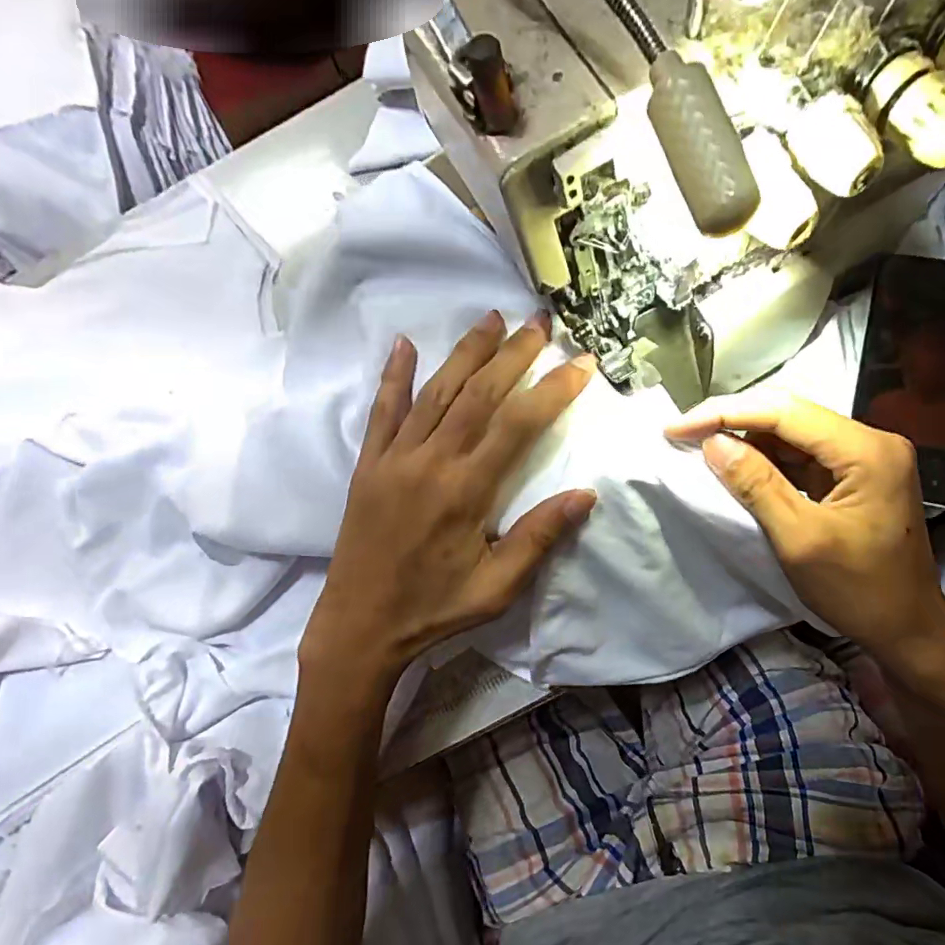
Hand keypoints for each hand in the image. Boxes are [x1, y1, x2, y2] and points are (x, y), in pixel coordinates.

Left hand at [299, 311, 597, 723]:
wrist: (359, 625)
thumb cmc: (434, 609)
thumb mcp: (496, 587)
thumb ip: (538, 537)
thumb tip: (585, 494)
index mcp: (466, 490)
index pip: (518, 424)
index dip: (553, 390)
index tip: (582, 363)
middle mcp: (430, 461)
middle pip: (478, 393)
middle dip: (513, 354)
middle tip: (540, 324)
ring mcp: (394, 458)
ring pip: (435, 392)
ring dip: (465, 353)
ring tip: (491, 319)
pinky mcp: (368, 465)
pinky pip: (382, 411)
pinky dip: (394, 376)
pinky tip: (404, 345)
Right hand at [665, 390, 944, 665]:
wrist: (907, 630)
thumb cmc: (858, 591)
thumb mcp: (799, 539)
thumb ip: (756, 485)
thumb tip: (712, 444)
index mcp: (867, 450)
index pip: (785, 412)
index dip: (725, 414)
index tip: (677, 428)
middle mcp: (871, 441)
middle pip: (790, 414)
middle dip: (733, 420)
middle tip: (682, 433)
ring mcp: (865, 457)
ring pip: (793, 432)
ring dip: (747, 438)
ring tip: (700, 445)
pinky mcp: (856, 474)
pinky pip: (803, 454)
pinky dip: (767, 458)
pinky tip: (736, 463)